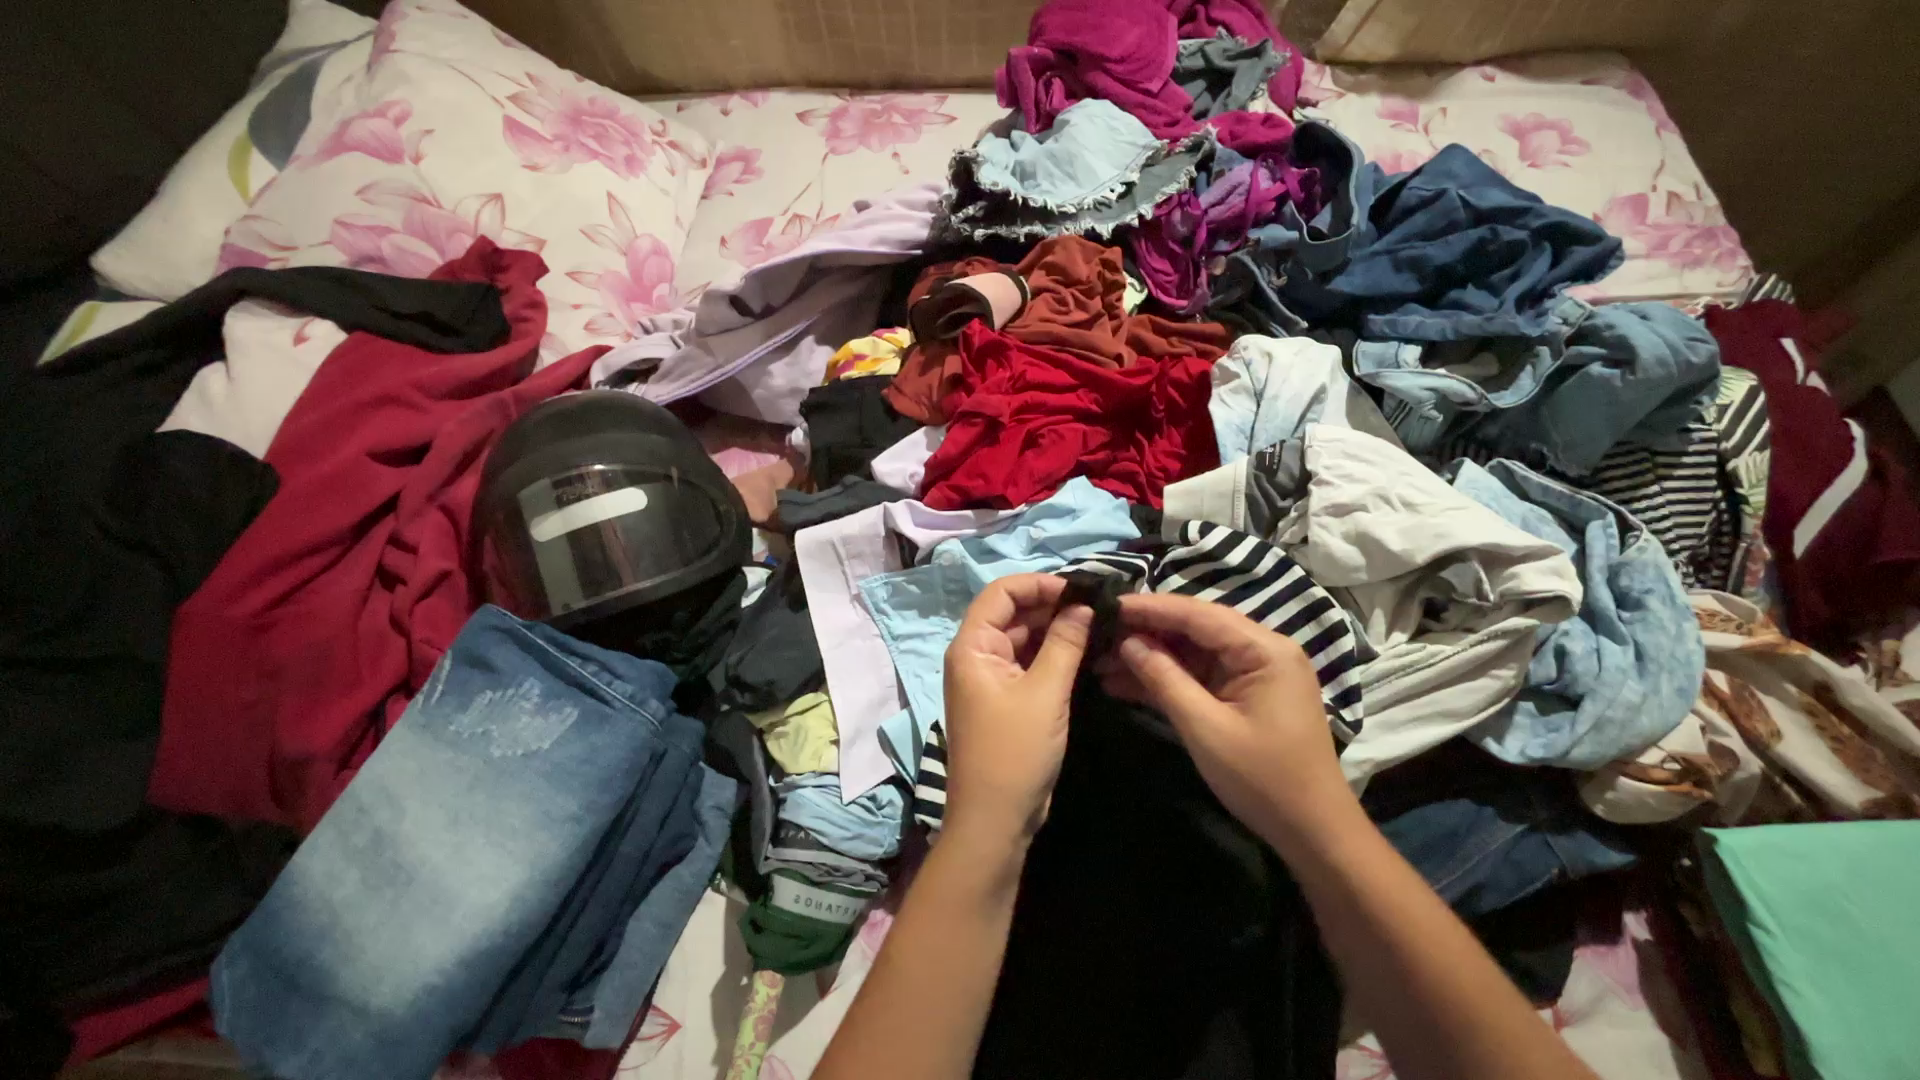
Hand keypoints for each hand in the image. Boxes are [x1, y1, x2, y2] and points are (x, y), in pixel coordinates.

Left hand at [942, 574, 1092, 845]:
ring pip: (1023, 639)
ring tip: (1098, 626)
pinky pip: (1028, 664)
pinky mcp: (1005, 700)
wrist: (995, 819)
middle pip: (1013, 613)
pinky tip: (1085, 652)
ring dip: (1056, 630)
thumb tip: (1083, 605)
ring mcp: (990, 679)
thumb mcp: (1045, 693)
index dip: (1039, 584)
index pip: (1001, 593)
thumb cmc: (1014, 751)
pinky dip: (1053, 655)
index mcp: (972, 647)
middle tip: (1099, 608)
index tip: (1081, 590)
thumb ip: (1065, 643)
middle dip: (1053, 606)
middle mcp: (976, 656)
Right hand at [1099, 593, 1359, 853]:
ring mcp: (1255, 673)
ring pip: (1193, 651)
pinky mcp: (1246, 695)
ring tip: (1100, 660)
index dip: (1149, 608)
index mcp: (1264, 650)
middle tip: (1097, 633)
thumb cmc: (1262, 779)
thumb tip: (1128, 643)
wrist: (1312, 831)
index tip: (1106, 605)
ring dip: (1151, 657)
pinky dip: (1167, 679)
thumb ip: (1164, 679)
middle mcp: (1263, 650)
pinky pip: (1200, 675)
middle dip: (1145, 631)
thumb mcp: (1205, 728)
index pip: (1198, 614)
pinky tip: (1125, 682)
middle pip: (1195, 628)